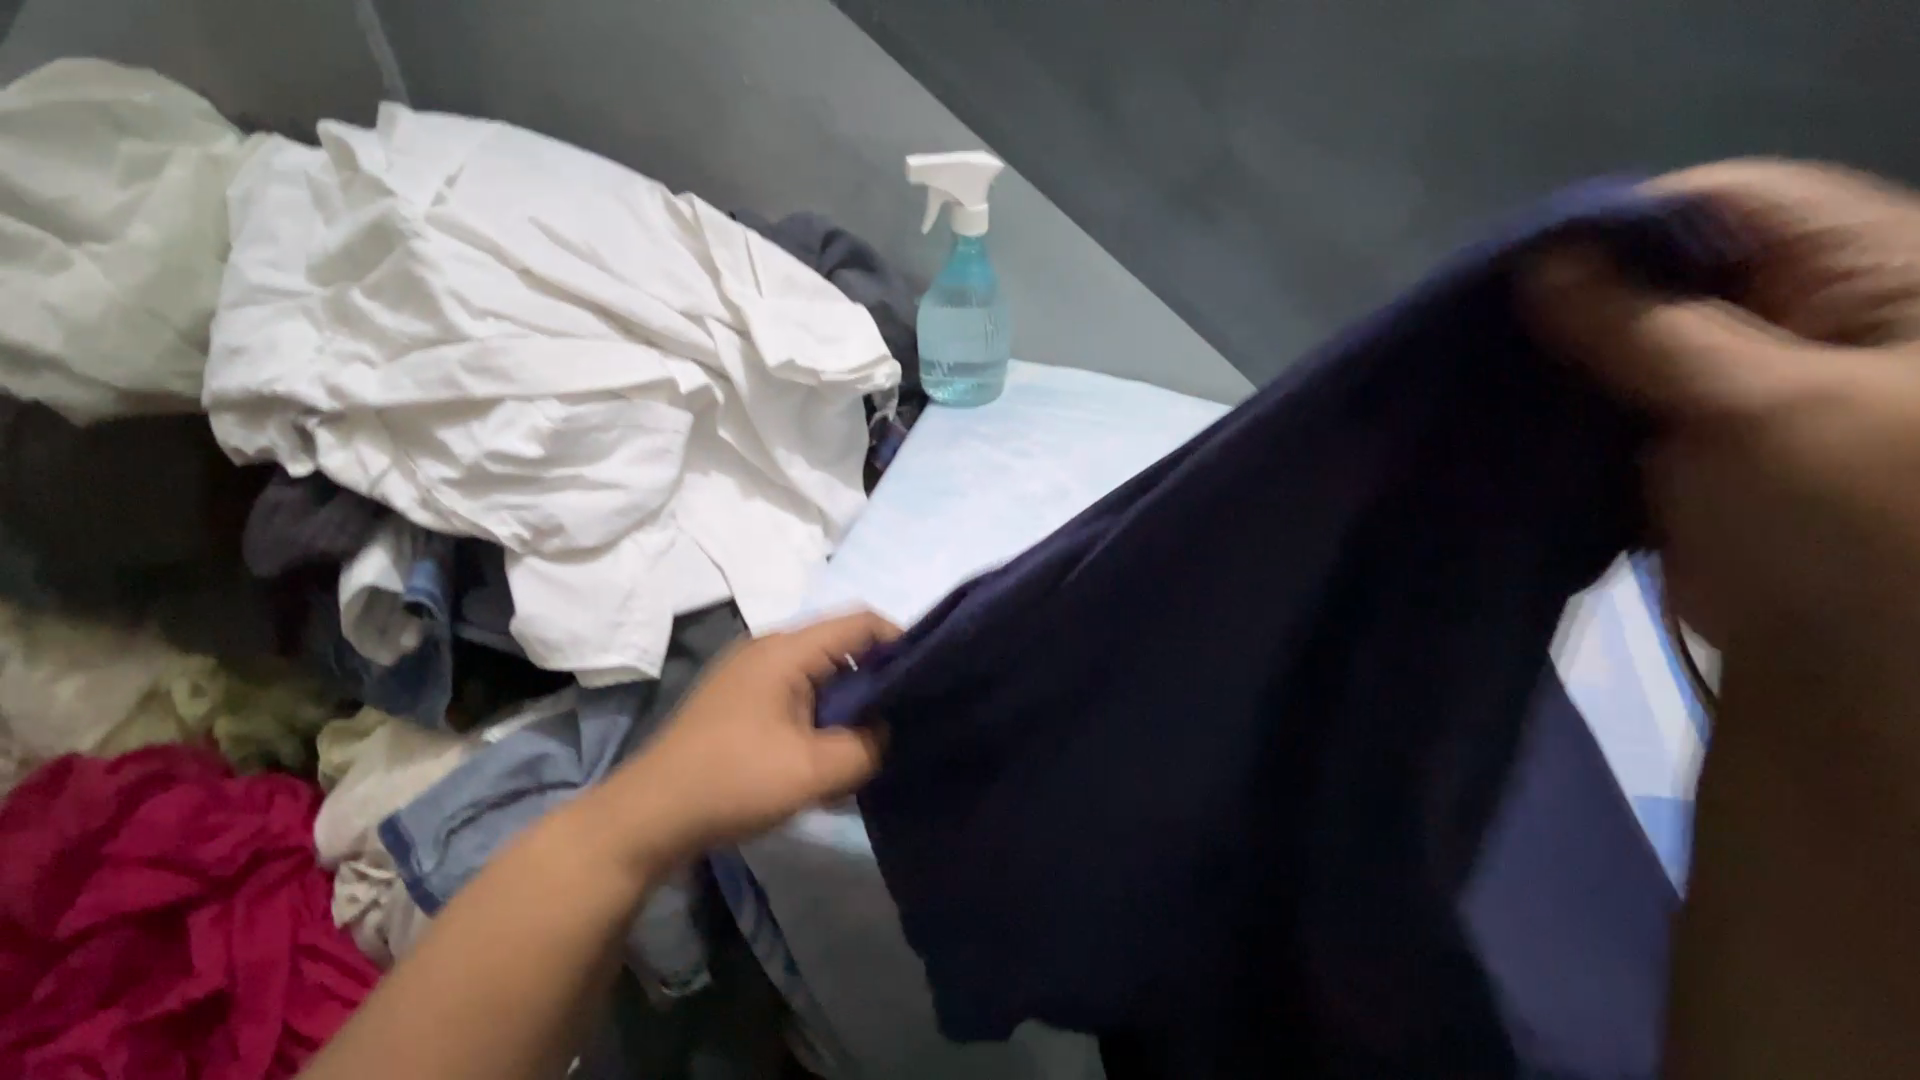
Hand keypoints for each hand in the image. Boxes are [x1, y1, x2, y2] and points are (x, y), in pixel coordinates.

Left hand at [590, 611, 899, 869]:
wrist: (648, 818)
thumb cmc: (732, 782)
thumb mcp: (813, 772)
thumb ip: (867, 746)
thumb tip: (888, 731)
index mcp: (786, 650)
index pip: (861, 622)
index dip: (901, 642)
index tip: (929, 681)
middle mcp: (769, 650)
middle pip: (842, 647)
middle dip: (878, 679)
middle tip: (907, 718)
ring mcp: (751, 676)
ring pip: (821, 675)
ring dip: (849, 705)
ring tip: (872, 743)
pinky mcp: (741, 703)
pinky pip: (798, 696)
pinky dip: (822, 717)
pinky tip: (829, 757)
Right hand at [1528, 160, 1919, 649]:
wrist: (1845, 668)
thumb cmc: (1846, 528)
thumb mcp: (1757, 408)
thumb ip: (1644, 327)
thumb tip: (1540, 261)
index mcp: (1871, 278)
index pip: (1732, 202)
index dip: (1627, 226)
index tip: (1526, 272)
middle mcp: (1804, 317)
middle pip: (1674, 269)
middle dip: (1582, 295)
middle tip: (1491, 328)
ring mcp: (1742, 382)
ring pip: (1634, 336)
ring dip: (1565, 355)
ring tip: (1487, 369)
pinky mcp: (1692, 438)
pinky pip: (1619, 396)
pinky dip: (1568, 403)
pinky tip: (1513, 409)